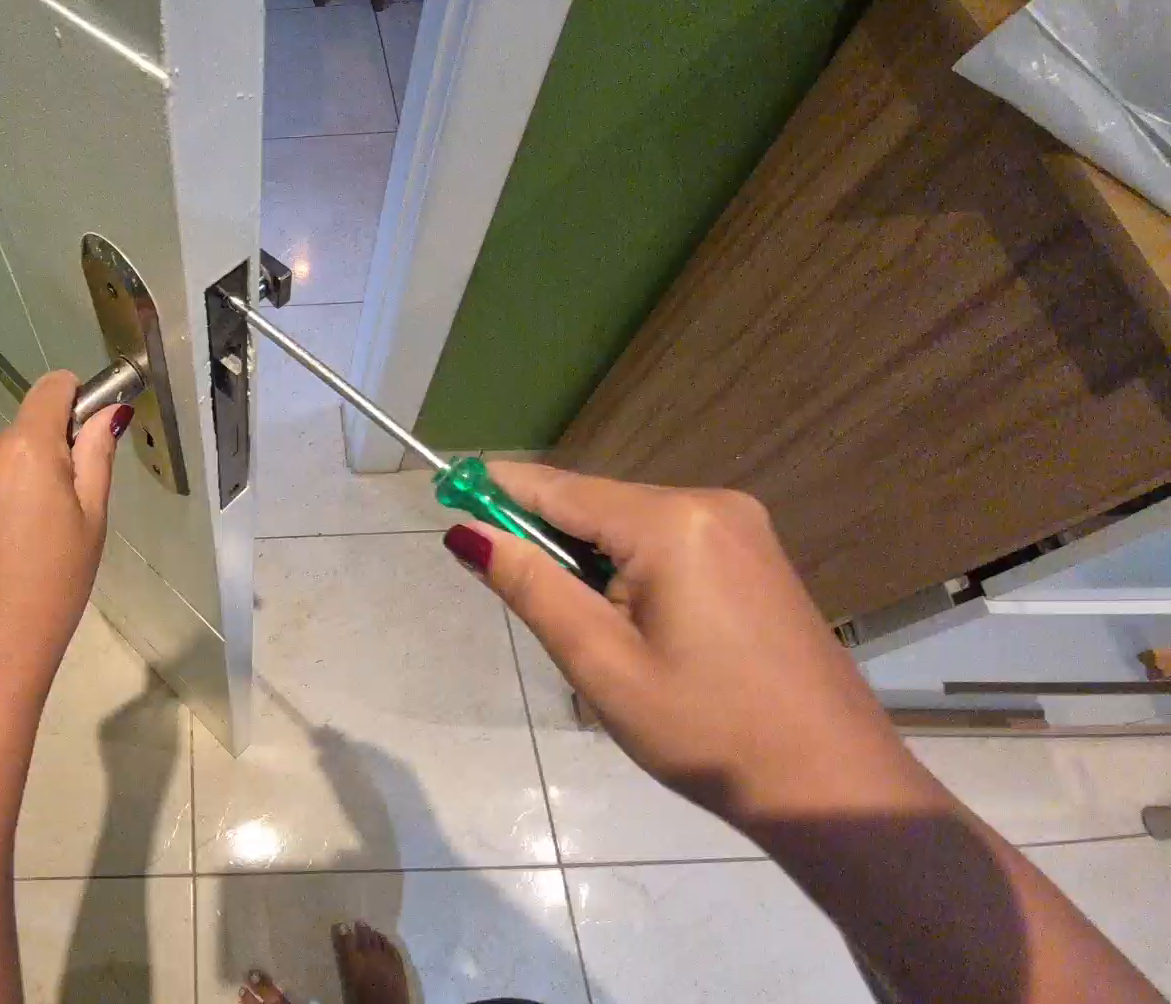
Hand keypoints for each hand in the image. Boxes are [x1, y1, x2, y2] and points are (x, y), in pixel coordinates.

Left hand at [0, 371, 128, 706]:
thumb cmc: (55, 587)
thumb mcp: (93, 521)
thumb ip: (97, 456)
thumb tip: (108, 410)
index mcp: (27, 449)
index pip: (51, 388)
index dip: (74, 401)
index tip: (83, 436)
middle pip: (21, 433)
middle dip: (41, 457)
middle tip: (54, 517)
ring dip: (5, 482)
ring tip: (14, 542)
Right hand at [446, 464, 944, 826]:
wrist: (839, 792)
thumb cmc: (706, 731)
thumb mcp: (598, 661)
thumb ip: (529, 585)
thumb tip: (464, 533)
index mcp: (671, 522)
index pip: (556, 488)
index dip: (494, 491)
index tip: (443, 493)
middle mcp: (709, 503)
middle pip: (591, 504)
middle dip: (544, 541)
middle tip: (523, 603)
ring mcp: (739, 527)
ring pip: (623, 525)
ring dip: (584, 562)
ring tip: (589, 634)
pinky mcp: (751, 554)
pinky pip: (660, 541)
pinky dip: (623, 569)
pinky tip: (629, 624)